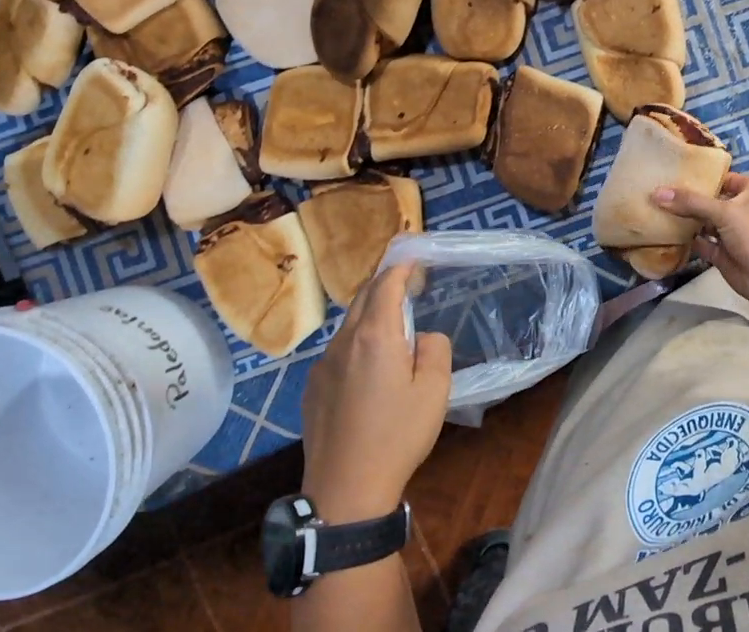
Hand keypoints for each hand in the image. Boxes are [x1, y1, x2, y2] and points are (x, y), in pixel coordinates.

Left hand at [301, 264, 450, 523]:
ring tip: (396, 330)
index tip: (415, 257)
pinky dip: (358, 345)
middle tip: (410, 285)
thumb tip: (423, 338)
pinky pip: (339, 353)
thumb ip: (435, 349)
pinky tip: (372, 370)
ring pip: (349, 327)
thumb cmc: (397, 437)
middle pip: (363, 300)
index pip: (386, 285)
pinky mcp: (313, 390)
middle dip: (386, 286)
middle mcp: (343, 344)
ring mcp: (323, 367)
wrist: (345, 491)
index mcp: (375, 337)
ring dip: (372, 317)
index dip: (401, 266)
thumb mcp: (435, 391)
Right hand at [653, 172, 748, 313]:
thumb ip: (692, 202)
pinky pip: (700, 243)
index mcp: (746, 193)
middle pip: (709, 200)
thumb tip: (657, 193)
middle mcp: (737, 210)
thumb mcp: (724, 211)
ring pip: (702, 222)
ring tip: (655, 207)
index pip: (724, 177)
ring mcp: (728, 233)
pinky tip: (664, 232)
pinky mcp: (720, 254)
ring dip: (684, 218)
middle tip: (657, 188)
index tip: (677, 169)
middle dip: (688, 197)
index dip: (705, 174)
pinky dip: (686, 239)